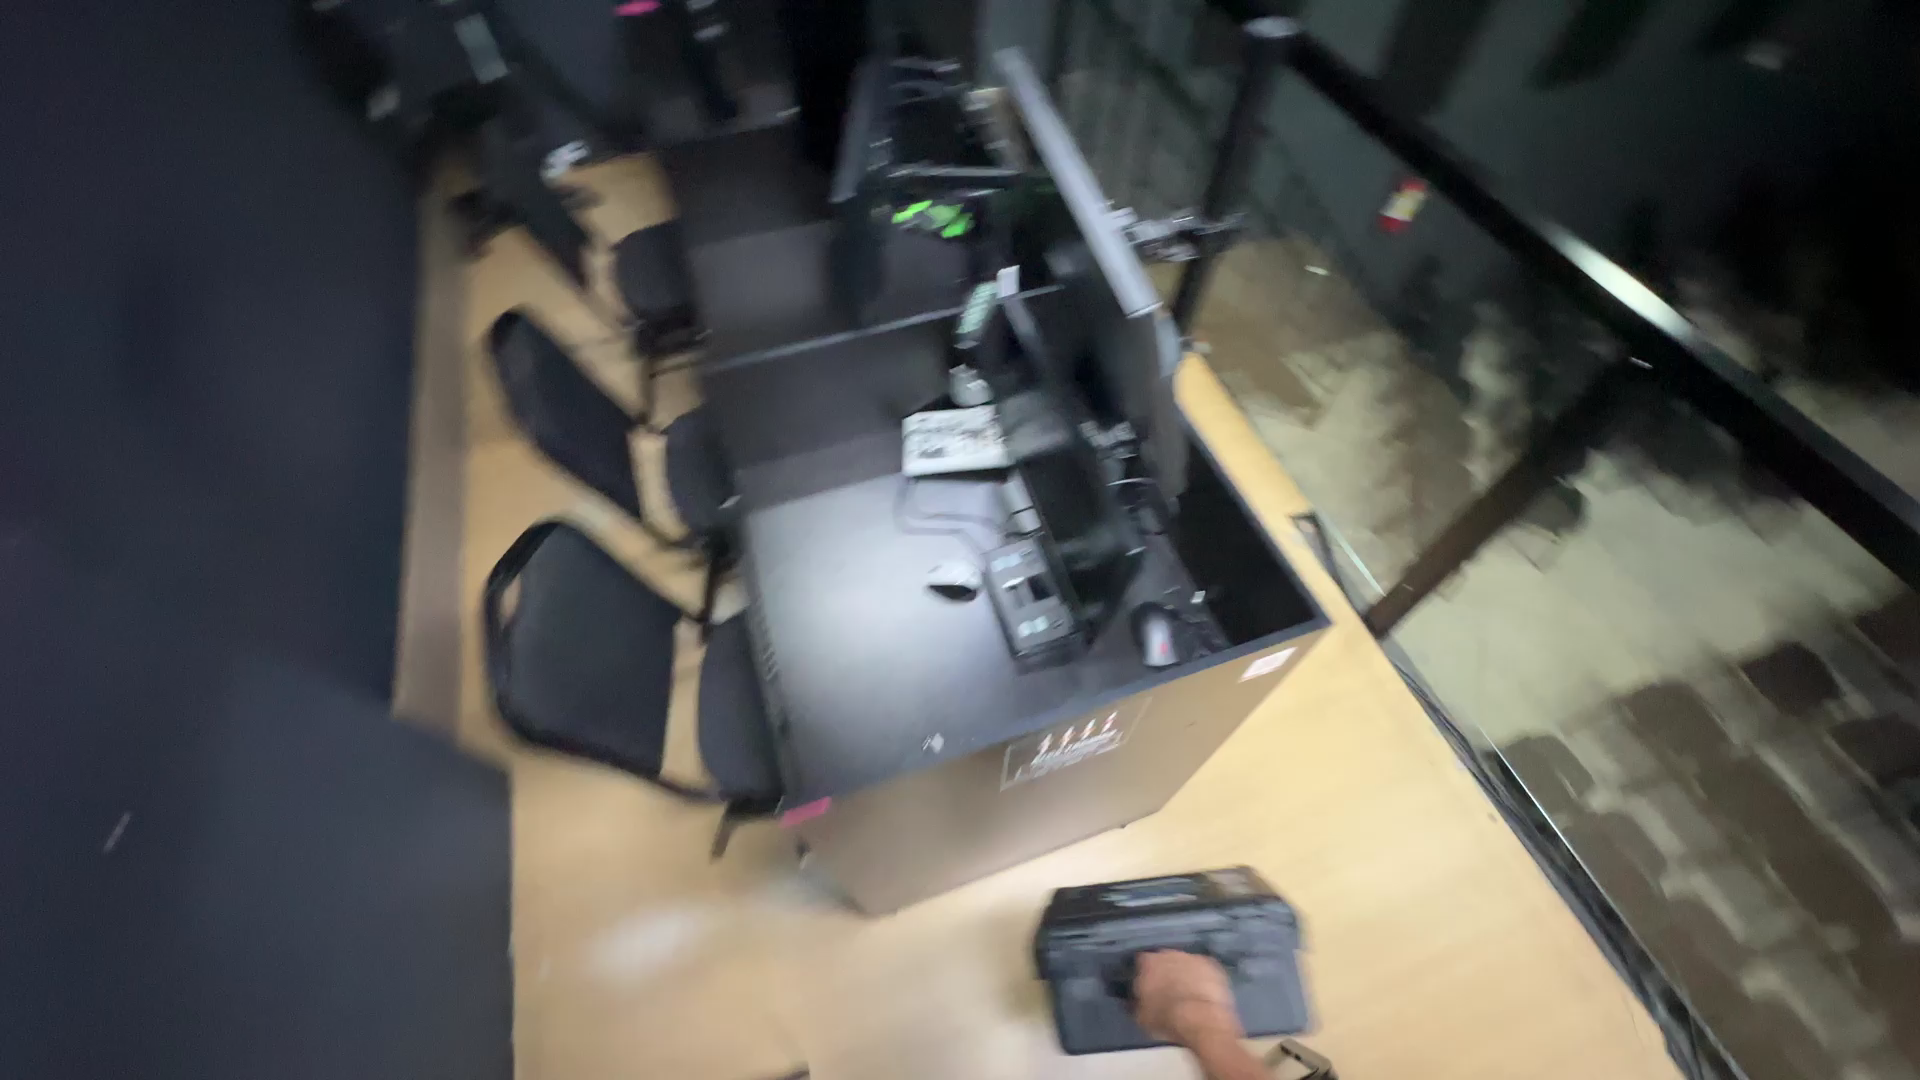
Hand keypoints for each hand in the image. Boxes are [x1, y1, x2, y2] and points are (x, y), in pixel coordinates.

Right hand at [1132, 950, 1242, 1047]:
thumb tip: (1137, 999)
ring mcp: (1191, 956)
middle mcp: (1167, 952)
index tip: (1148, 987)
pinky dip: (1203, 977)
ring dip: (1185, 973)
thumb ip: (1137, 1001)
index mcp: (1147, 962)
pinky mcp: (1211, 964)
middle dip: (1166, 971)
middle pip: (1164, 958)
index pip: (1142, 962)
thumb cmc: (1168, 1019)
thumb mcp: (1143, 1017)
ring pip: (1185, 962)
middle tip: (1169, 990)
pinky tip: (1204, 991)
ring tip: (1188, 992)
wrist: (1201, 1020)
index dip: (1145, 974)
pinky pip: (1204, 968)